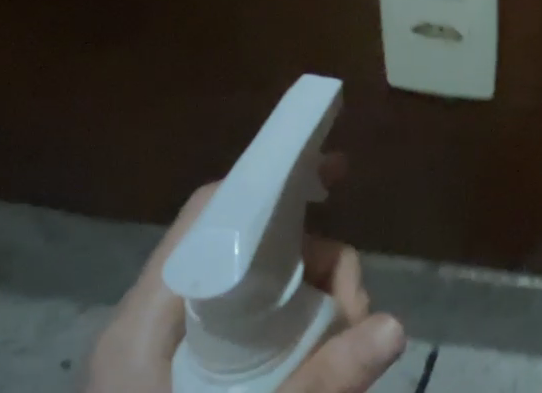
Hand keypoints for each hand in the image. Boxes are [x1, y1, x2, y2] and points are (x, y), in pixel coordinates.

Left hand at [85, 157, 406, 392]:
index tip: (337, 171)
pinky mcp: (198, 376)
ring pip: (268, 288)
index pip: (209, 217)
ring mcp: (178, 350)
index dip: (272, 182)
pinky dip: (306, 331)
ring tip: (351, 343)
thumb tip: (396, 326)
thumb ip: (316, 388)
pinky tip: (330, 358)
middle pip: (254, 249)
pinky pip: (265, 326)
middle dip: (320, 264)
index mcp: (145, 326)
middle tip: (357, 303)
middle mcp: (160, 323)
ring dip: (322, 302)